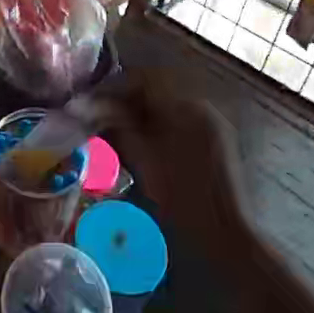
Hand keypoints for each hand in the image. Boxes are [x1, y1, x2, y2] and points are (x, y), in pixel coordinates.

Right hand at [96, 74, 252, 252]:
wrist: (226, 234)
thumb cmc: (182, 199)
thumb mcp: (143, 161)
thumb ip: (116, 128)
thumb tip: (87, 108)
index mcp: (184, 105)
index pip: (143, 78)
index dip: (113, 86)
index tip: (89, 102)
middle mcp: (201, 105)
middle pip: (156, 88)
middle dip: (125, 98)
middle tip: (99, 116)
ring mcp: (212, 121)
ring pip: (169, 104)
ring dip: (142, 111)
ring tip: (116, 130)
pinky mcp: (217, 138)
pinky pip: (182, 119)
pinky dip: (160, 123)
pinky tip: (144, 143)